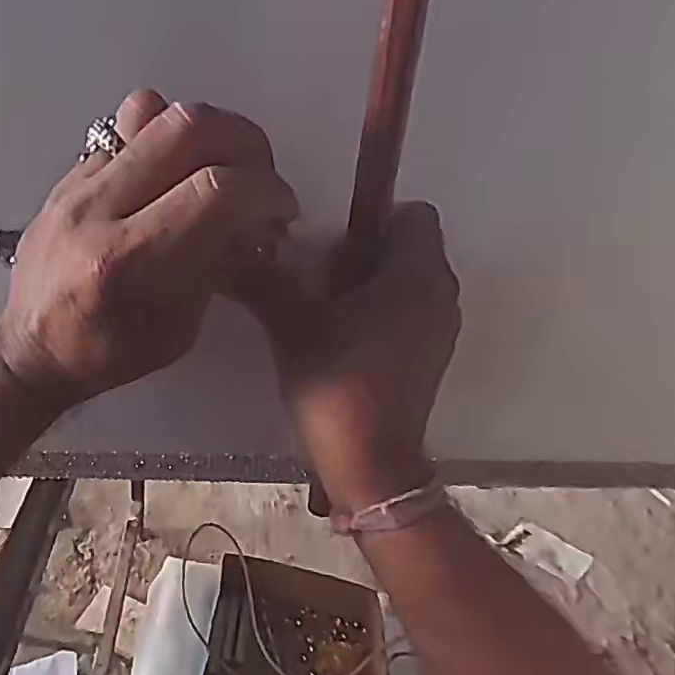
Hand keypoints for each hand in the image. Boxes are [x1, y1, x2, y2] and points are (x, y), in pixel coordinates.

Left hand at [0, 89, 299, 401]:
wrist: (30, 350)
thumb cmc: (101, 357)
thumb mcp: (172, 334)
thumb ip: (214, 272)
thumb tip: (254, 224)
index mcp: (121, 262)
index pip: (212, 193)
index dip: (266, 193)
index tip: (281, 211)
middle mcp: (95, 211)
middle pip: (188, 129)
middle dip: (246, 145)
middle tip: (259, 179)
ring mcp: (75, 186)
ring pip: (154, 114)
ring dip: (209, 132)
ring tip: (221, 168)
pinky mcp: (67, 177)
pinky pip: (125, 130)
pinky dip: (166, 142)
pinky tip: (173, 178)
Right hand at [239, 202, 460, 510]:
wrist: (368, 461)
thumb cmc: (335, 383)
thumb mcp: (291, 327)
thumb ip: (265, 284)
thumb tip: (232, 254)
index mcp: (417, 273)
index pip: (411, 214)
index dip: (368, 221)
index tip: (327, 252)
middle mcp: (441, 294)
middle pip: (405, 252)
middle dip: (360, 260)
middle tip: (313, 288)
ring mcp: (440, 331)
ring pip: (404, 289)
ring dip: (366, 294)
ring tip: (321, 322)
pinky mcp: (429, 361)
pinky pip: (405, 320)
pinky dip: (376, 323)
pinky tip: (339, 351)